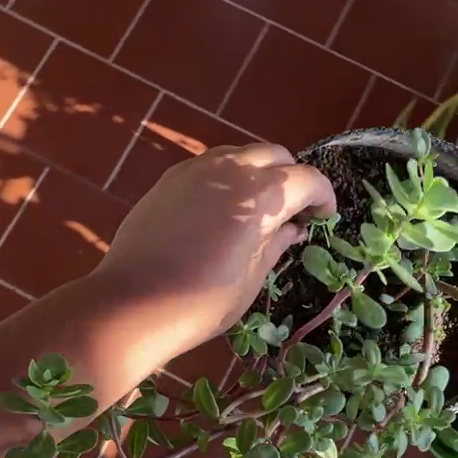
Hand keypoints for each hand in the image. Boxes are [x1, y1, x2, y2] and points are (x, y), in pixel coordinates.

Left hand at [93, 144, 335, 357]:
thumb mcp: (251, 278)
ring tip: (257, 208)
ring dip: (258, 172)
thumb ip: (276, 244)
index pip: (306, 180)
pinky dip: (227, 178)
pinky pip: (209, 166)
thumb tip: (293, 228)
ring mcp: (195, 170)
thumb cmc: (201, 301)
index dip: (322, 197)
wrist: (133, 303)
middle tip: (293, 211)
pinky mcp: (169, 179)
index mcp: (261, 195)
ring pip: (240, 154)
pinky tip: (220, 210)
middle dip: (291, 178)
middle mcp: (230, 170)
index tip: (324, 217)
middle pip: (275, 156)